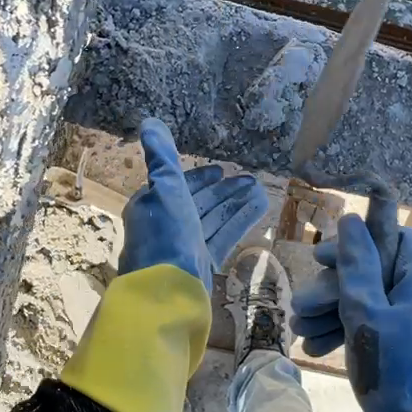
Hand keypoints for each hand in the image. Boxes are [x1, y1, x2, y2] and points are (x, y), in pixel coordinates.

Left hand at [118, 117, 267, 291]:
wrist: (168, 289)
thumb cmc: (166, 233)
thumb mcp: (165, 188)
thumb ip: (161, 157)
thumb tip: (150, 122)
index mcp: (154, 205)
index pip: (180, 185)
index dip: (200, 177)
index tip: (221, 170)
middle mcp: (167, 224)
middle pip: (200, 202)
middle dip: (224, 190)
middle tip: (251, 180)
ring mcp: (185, 245)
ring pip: (214, 219)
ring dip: (236, 203)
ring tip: (261, 191)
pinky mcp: (201, 263)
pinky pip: (223, 237)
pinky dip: (240, 222)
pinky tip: (260, 210)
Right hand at [293, 213, 411, 411]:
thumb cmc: (392, 368)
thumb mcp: (366, 312)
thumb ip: (356, 264)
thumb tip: (352, 219)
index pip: (397, 239)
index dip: (359, 241)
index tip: (324, 256)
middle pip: (376, 273)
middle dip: (333, 287)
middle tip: (302, 304)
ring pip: (371, 303)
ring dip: (333, 312)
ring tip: (301, 330)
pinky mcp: (408, 351)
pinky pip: (376, 329)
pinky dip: (348, 332)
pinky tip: (317, 347)